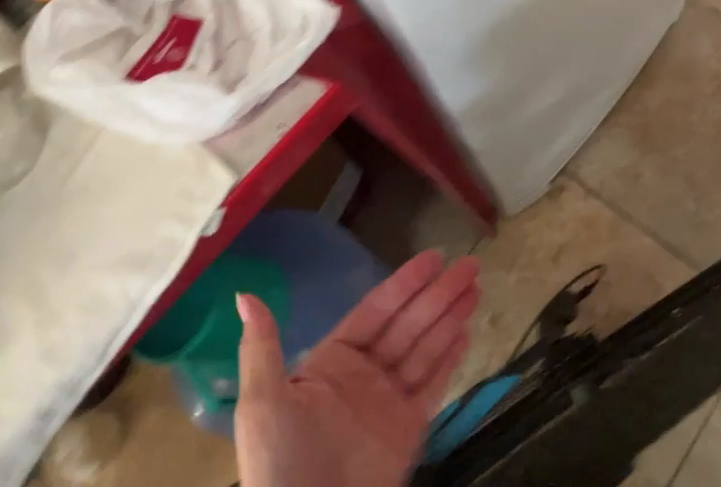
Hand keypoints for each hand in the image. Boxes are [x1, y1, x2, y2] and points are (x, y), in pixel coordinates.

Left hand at [235, 250, 480, 486]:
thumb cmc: (280, 462)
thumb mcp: (262, 403)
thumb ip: (262, 347)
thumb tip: (245, 294)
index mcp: (331, 362)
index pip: (375, 311)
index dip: (405, 284)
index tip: (433, 258)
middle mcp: (364, 375)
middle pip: (408, 325)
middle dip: (438, 295)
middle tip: (469, 267)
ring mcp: (388, 402)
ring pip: (425, 350)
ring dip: (450, 319)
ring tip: (475, 288)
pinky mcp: (408, 430)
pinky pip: (433, 386)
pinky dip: (450, 360)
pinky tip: (466, 333)